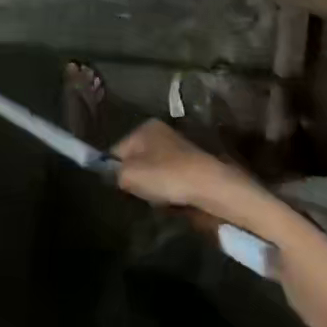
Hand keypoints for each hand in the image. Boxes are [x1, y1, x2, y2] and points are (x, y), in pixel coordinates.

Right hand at [110, 120, 262, 219]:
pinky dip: (166, 188)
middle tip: (139, 195)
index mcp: (144, 128)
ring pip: (150, 170)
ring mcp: (176, 146)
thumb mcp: (130, 175)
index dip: (115, 172)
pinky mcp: (189, 162)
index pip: (116, 151)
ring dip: (151, 186)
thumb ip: (115, 173)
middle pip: (134, 160)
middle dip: (134, 179)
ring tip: (157, 199)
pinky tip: (171, 199)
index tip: (121, 190)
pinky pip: (167, 176)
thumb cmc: (167, 176)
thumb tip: (116, 175)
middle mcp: (160, 131)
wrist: (210, 184)